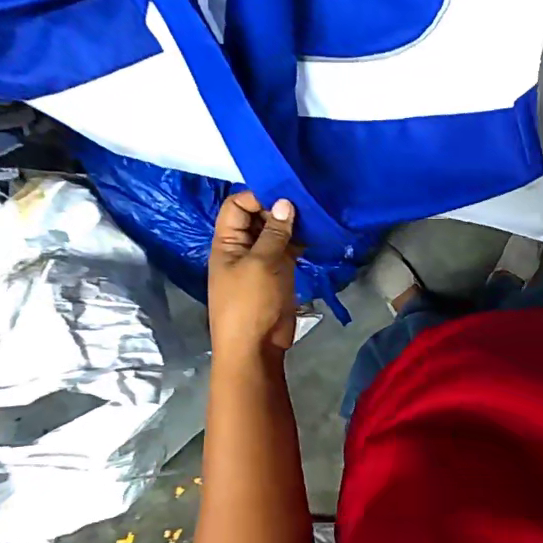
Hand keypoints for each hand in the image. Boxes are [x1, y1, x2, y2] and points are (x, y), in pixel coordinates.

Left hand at [208, 191, 299, 357]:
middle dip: (279, 208)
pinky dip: (299, 242)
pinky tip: (316, 235)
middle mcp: (241, 247)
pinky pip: (286, 250)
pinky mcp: (277, 274)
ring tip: (315, 216)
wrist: (255, 347)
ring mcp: (259, 261)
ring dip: (292, 225)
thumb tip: (285, 203)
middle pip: (257, 216)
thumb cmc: (251, 303)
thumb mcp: (262, 263)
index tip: (287, 194)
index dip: (259, 196)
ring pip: (274, 233)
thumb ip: (274, 232)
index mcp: (226, 242)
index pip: (237, 205)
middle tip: (306, 204)